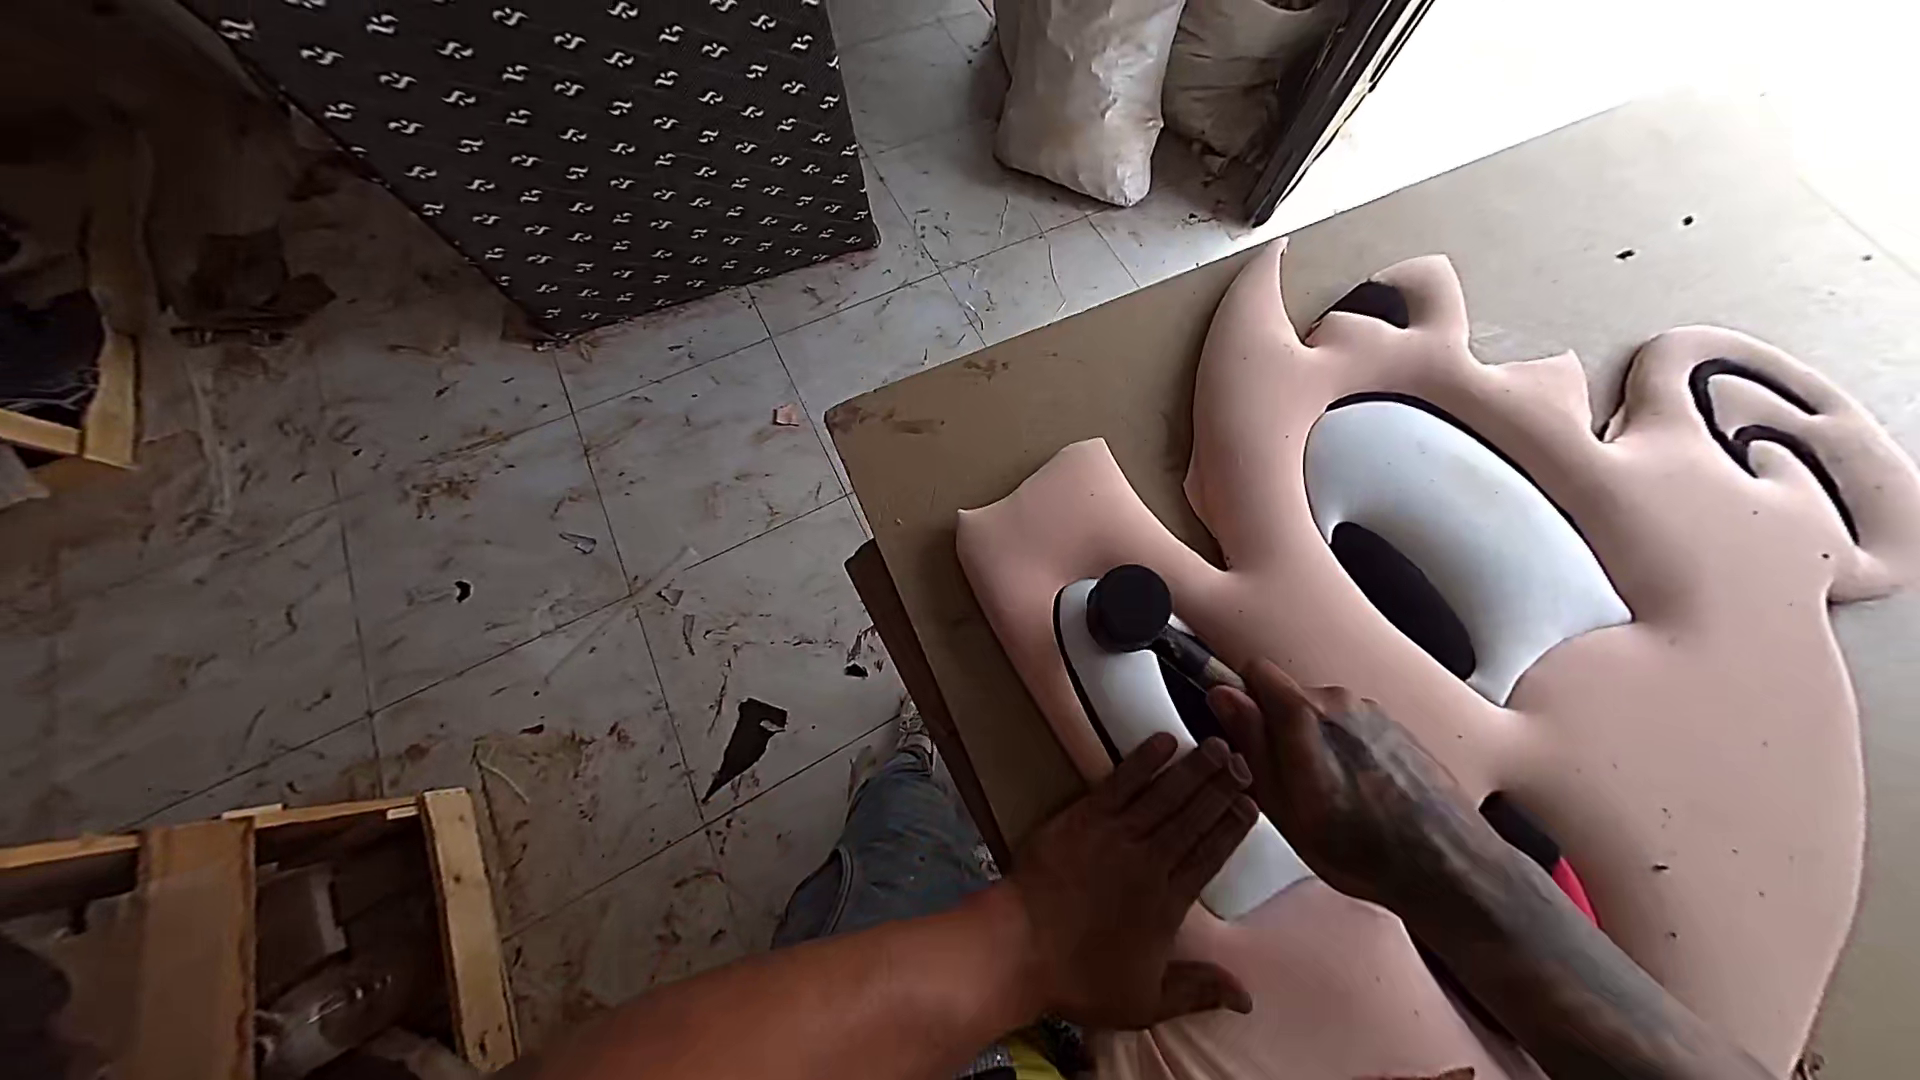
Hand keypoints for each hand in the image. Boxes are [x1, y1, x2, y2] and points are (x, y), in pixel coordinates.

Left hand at [1006, 733, 1258, 1029]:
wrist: (1020, 946)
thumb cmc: (1078, 976)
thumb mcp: (1144, 1000)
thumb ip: (1197, 992)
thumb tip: (1246, 998)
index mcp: (1167, 903)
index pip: (1210, 856)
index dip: (1233, 827)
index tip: (1252, 804)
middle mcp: (1148, 862)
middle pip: (1194, 818)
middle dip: (1221, 788)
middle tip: (1242, 761)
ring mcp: (1116, 835)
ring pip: (1164, 795)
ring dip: (1193, 769)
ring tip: (1215, 745)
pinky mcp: (1084, 816)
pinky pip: (1120, 782)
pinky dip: (1143, 760)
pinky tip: (1163, 741)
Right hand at [1206, 658, 1502, 916]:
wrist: (1451, 871)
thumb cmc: (1362, 847)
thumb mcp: (1281, 801)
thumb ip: (1249, 739)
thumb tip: (1222, 695)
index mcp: (1304, 713)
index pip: (1254, 670)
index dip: (1242, 696)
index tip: (1243, 727)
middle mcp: (1339, 701)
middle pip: (1287, 694)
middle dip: (1277, 726)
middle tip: (1284, 777)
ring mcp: (1373, 714)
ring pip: (1320, 712)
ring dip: (1313, 740)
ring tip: (1326, 792)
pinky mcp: (1398, 730)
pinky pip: (1352, 726)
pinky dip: (1345, 749)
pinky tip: (1358, 792)